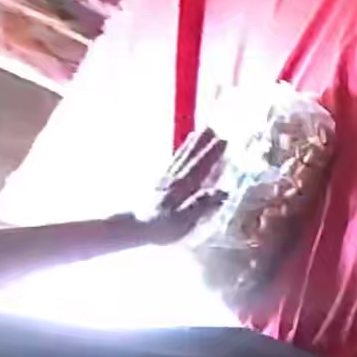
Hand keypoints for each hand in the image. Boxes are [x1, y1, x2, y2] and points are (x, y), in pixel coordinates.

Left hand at [141, 129, 228, 244]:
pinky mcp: (160, 183)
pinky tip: (183, 151)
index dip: (212, 154)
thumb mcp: (185, 220)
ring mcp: (166, 180)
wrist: (133, 228)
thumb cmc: (162, 228)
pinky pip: (173, 163)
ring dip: (190, 145)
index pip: (200, 167)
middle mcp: (174, 180)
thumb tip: (223, 192)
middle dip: (201, 144)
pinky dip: (180, 154)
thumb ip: (202, 205)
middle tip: (211, 128)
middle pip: (190, 158)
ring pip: (180, 158)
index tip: (223, 141)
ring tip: (198, 133)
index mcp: (183, 188)